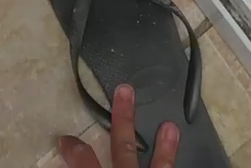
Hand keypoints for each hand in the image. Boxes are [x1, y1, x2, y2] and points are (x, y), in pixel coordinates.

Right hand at [58, 85, 180, 167]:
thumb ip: (84, 165)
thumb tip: (65, 159)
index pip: (84, 160)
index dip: (74, 148)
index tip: (65, 137)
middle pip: (124, 149)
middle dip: (124, 120)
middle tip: (125, 90)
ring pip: (159, 167)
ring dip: (165, 148)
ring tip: (171, 127)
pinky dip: (174, 165)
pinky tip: (186, 162)